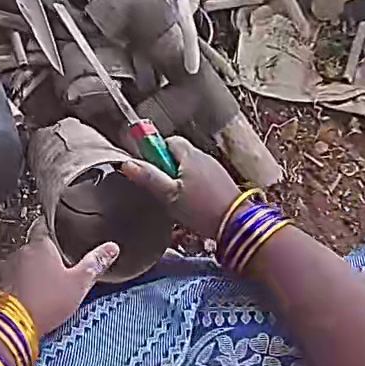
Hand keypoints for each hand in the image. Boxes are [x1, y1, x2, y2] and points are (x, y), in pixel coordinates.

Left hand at [0, 232, 119, 335]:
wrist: (12, 325)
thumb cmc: (47, 302)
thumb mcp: (78, 284)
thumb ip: (95, 264)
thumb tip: (112, 247)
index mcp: (40, 245)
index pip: (44, 226)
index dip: (52, 228)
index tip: (59, 230)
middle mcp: (20, 252)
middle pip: (33, 247)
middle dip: (44, 254)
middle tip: (58, 264)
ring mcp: (6, 268)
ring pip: (21, 263)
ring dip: (30, 270)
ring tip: (44, 283)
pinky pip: (11, 278)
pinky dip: (19, 282)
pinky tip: (26, 292)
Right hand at [117, 136, 238, 240]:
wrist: (237, 224)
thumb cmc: (200, 208)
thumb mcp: (169, 195)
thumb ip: (148, 177)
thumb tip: (126, 163)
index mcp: (190, 155)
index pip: (168, 140)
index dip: (155, 151)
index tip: (150, 168)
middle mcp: (203, 157)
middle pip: (178, 153)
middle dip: (167, 166)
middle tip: (161, 186)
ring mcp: (214, 169)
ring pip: (189, 165)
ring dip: (179, 176)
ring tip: (175, 197)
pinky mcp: (221, 182)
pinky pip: (200, 176)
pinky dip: (192, 184)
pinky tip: (190, 201)